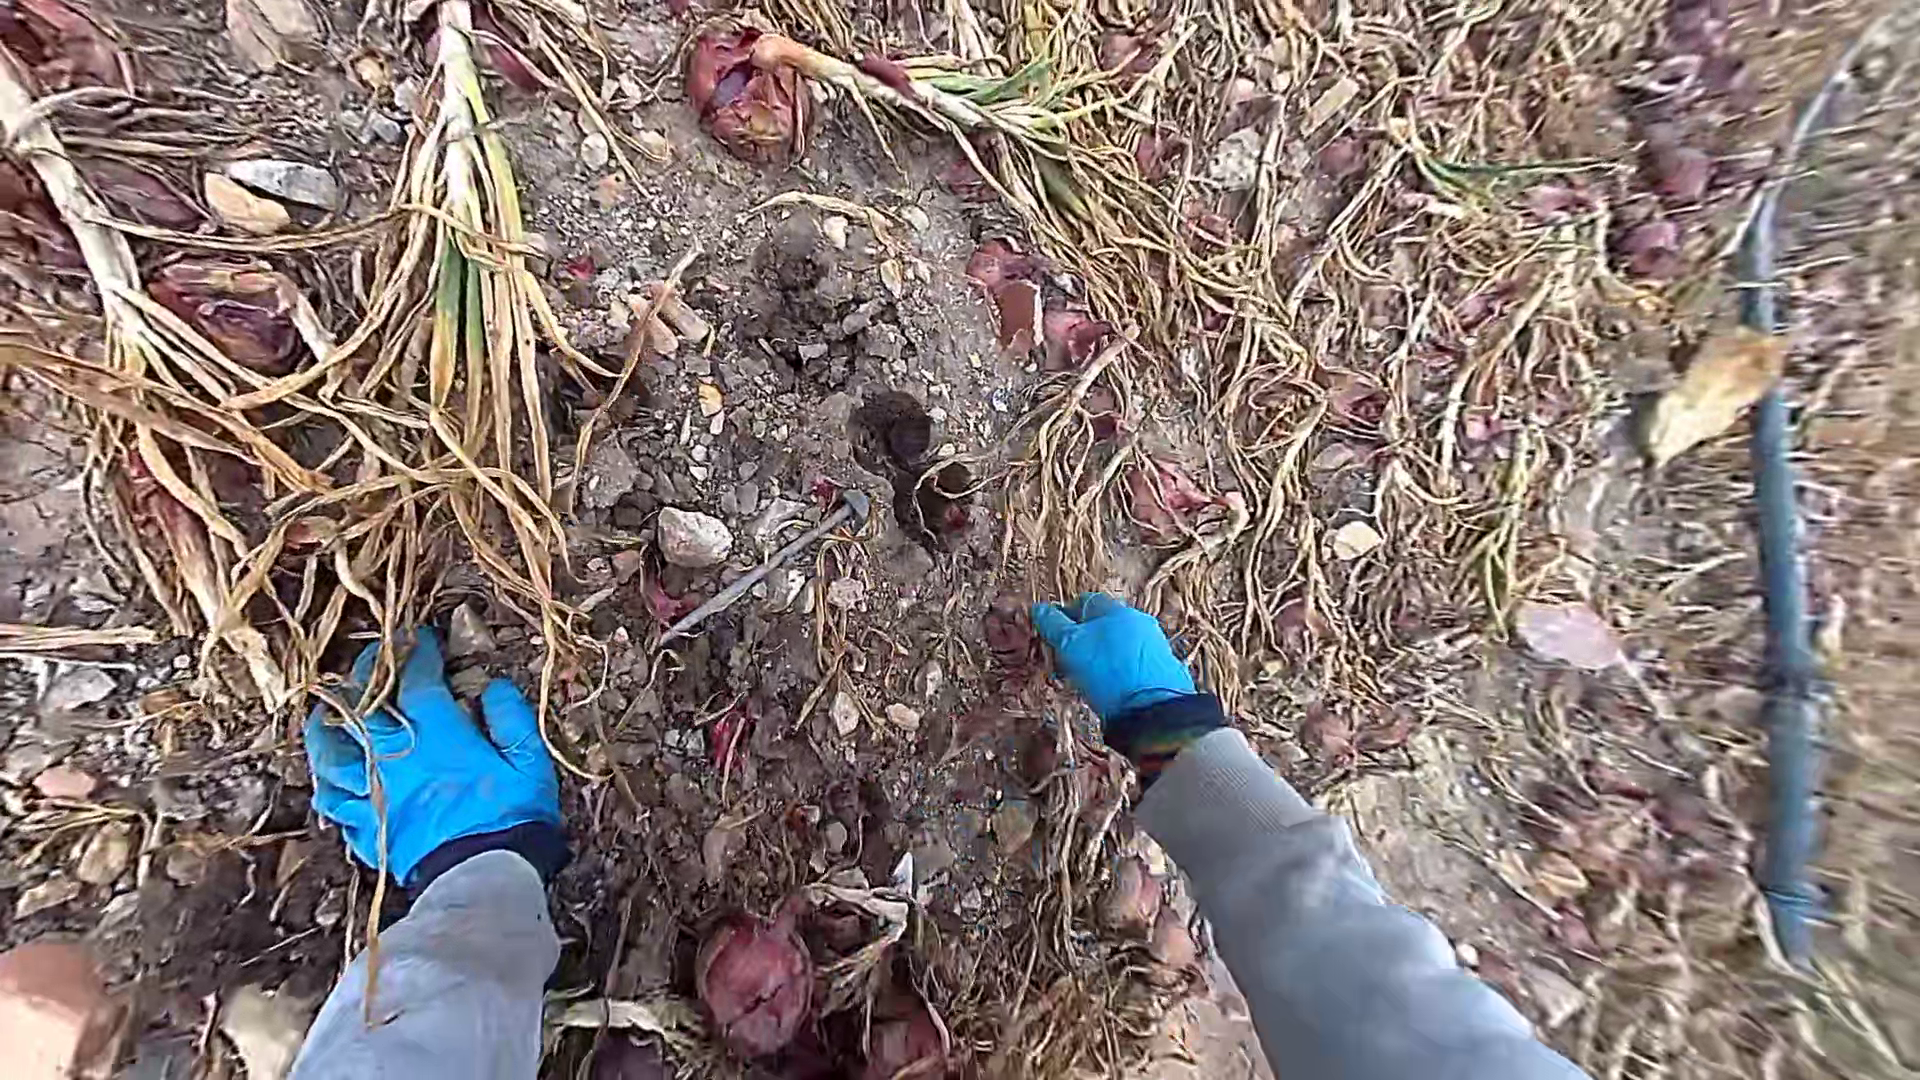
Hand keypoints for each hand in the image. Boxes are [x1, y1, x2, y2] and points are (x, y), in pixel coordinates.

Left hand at [303, 627, 560, 885]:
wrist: (485, 871)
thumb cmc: (514, 809)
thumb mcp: (530, 756)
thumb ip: (510, 716)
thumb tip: (490, 685)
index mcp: (438, 740)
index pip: (415, 686)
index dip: (416, 656)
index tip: (420, 636)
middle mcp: (394, 762)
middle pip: (365, 711)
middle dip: (370, 675)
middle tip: (377, 655)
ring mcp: (373, 794)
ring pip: (332, 753)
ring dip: (328, 724)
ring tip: (329, 706)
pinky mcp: (364, 824)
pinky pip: (331, 796)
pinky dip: (327, 774)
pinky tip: (329, 766)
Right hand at [1030, 593, 1194, 720]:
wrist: (1152, 712)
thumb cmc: (1108, 673)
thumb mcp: (1071, 646)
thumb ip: (1053, 625)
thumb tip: (1038, 609)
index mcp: (1116, 611)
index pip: (1083, 601)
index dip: (1064, 616)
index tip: (1052, 634)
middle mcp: (1138, 622)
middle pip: (1101, 623)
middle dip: (1081, 638)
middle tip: (1065, 658)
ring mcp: (1153, 646)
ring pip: (1116, 644)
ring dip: (1098, 655)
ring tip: (1083, 677)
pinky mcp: (1162, 670)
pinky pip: (1130, 664)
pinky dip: (1115, 671)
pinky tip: (1106, 688)